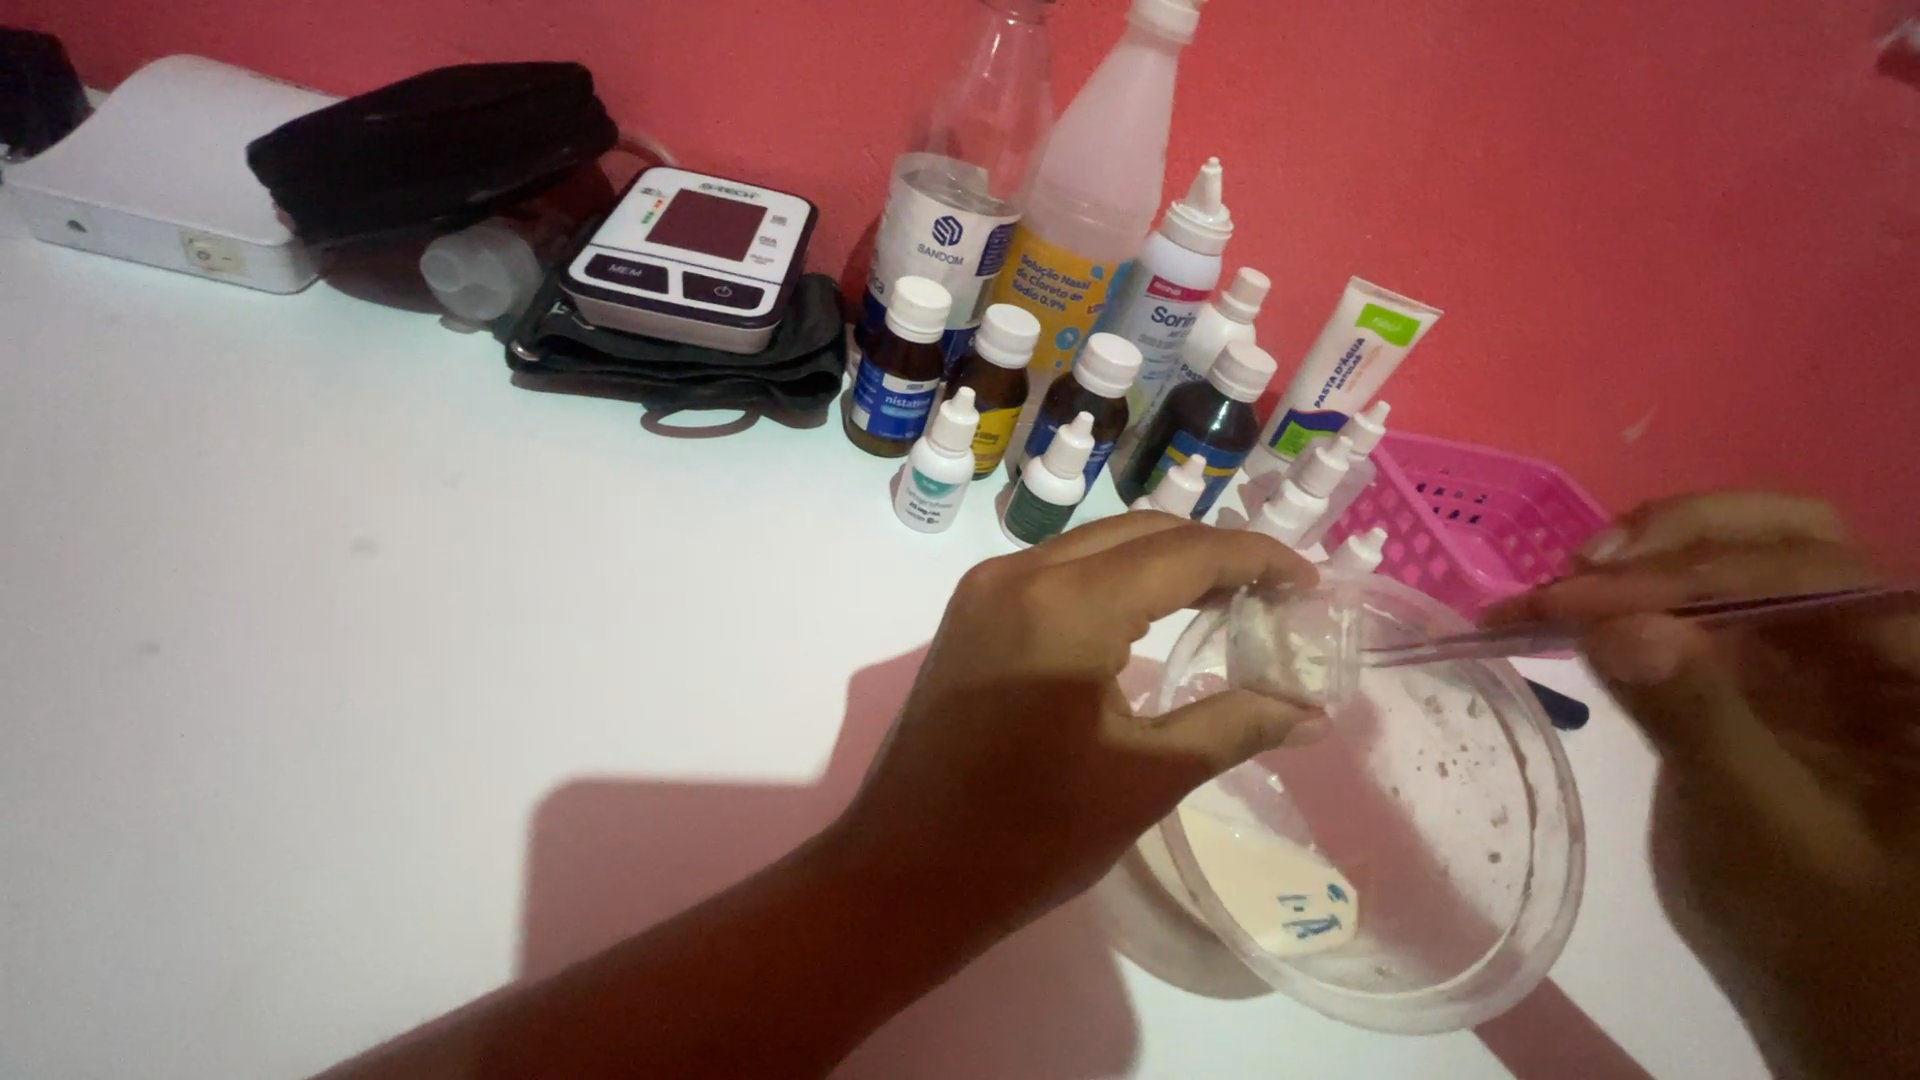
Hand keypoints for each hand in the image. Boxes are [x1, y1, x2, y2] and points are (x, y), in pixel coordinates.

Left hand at [830, 513, 1322, 928]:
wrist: (907, 867)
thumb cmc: (1031, 834)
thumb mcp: (1146, 777)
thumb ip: (1235, 725)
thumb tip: (1311, 711)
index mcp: (1069, 605)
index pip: (1185, 553)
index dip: (1256, 558)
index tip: (1307, 582)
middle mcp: (1021, 572)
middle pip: (1140, 533)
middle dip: (1212, 554)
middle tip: (1270, 596)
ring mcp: (986, 586)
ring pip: (1095, 545)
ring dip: (1161, 562)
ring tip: (1222, 603)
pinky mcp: (969, 609)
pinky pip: (1057, 571)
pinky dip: (1112, 579)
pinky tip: (1146, 616)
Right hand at [1490, 493, 1919, 1078]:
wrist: (1859, 1013)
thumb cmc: (1841, 944)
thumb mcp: (1769, 837)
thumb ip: (1697, 721)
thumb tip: (1613, 624)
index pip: (1816, 578)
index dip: (1692, 572)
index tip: (1574, 601)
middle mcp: (1884, 652)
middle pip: (1788, 539)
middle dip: (1675, 539)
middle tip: (1581, 569)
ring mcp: (1818, 666)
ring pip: (1735, 565)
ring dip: (1642, 565)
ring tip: (1560, 591)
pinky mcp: (1757, 686)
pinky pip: (1693, 619)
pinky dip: (1626, 606)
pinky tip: (1566, 618)